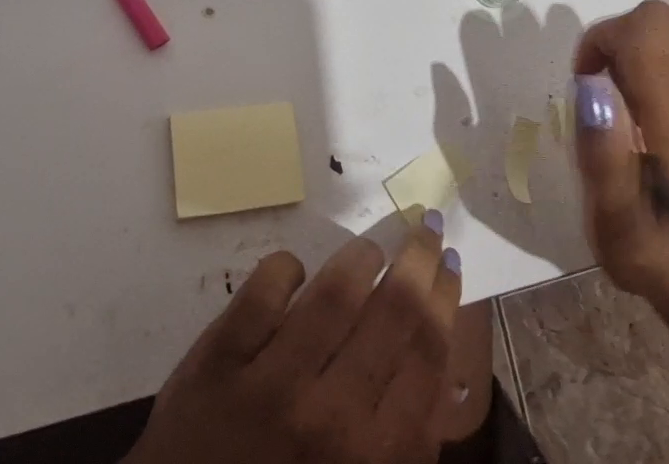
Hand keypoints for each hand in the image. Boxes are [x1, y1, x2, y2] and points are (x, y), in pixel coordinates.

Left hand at [126, 219, 461, 463]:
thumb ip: (410, 439)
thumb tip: (451, 376)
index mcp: (377, 452)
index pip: (428, 352)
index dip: (446, 297)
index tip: (450, 263)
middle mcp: (332, 416)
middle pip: (393, 311)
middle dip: (419, 258)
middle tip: (427, 227)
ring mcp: (270, 384)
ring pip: (334, 293)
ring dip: (360, 257)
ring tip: (369, 250)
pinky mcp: (218, 361)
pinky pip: (264, 290)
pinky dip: (287, 268)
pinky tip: (296, 273)